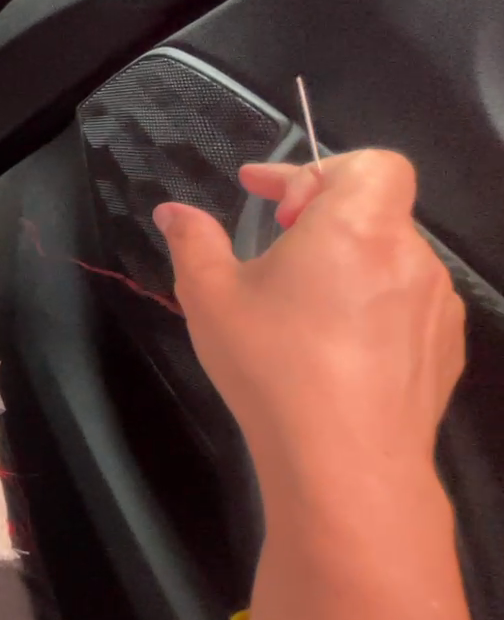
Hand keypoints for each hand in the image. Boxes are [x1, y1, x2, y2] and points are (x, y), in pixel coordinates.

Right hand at [153, 150, 464, 501]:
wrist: (343, 454)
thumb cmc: (267, 358)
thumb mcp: (206, 292)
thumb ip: (192, 240)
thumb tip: (174, 211)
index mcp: (353, 232)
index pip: (371, 165)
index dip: (314, 168)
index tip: (264, 195)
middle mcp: (407, 258)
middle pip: (376, 206)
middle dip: (318, 209)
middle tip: (267, 235)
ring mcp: (435, 304)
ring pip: (388, 252)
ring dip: (340, 251)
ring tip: (290, 289)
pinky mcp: (443, 344)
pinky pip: (403, 294)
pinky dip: (363, 290)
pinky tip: (323, 332)